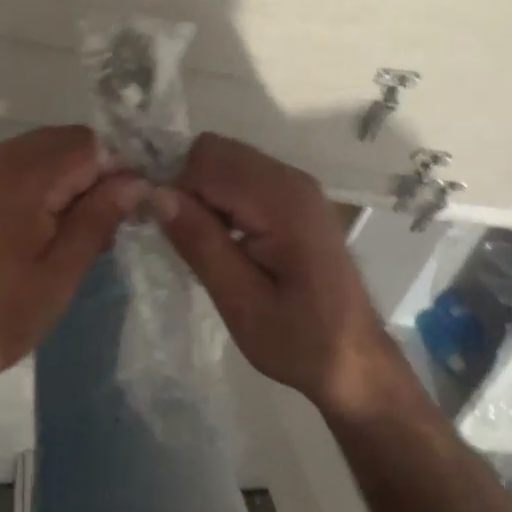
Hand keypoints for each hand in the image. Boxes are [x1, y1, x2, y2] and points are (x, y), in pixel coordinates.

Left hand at [0, 126, 144, 406]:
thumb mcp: (55, 280)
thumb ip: (96, 221)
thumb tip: (136, 180)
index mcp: (17, 179)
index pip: (88, 144)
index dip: (118, 168)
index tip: (132, 205)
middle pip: (59, 140)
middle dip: (90, 171)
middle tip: (102, 223)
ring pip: (32, 151)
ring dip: (60, 177)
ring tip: (69, 230)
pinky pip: (4, 166)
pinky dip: (29, 183)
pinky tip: (32, 226)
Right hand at [155, 133, 397, 414]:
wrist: (356, 360)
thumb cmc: (300, 341)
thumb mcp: (242, 305)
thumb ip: (201, 244)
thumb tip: (156, 194)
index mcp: (282, 201)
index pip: (206, 161)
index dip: (178, 191)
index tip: (175, 237)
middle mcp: (291, 179)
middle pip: (215, 150)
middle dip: (189, 187)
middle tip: (191, 242)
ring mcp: (296, 184)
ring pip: (226, 159)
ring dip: (204, 193)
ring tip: (210, 245)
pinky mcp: (295, 196)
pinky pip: (242, 175)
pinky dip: (222, 198)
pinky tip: (229, 240)